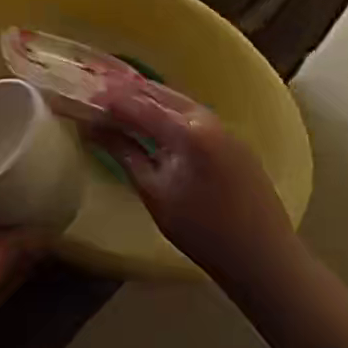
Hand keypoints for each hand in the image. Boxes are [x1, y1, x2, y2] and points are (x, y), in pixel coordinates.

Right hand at [89, 79, 298, 284]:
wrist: (266, 260)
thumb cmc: (202, 232)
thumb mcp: (154, 192)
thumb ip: (123, 151)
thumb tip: (91, 127)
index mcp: (186, 130)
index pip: (136, 102)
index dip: (106, 98)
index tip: (81, 93)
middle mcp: (205, 118)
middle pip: (156, 92)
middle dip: (124, 89)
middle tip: (94, 87)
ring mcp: (222, 126)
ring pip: (174, 100)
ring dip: (145, 97)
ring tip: (116, 99)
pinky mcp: (231, 139)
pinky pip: (190, 113)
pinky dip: (165, 110)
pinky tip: (151, 118)